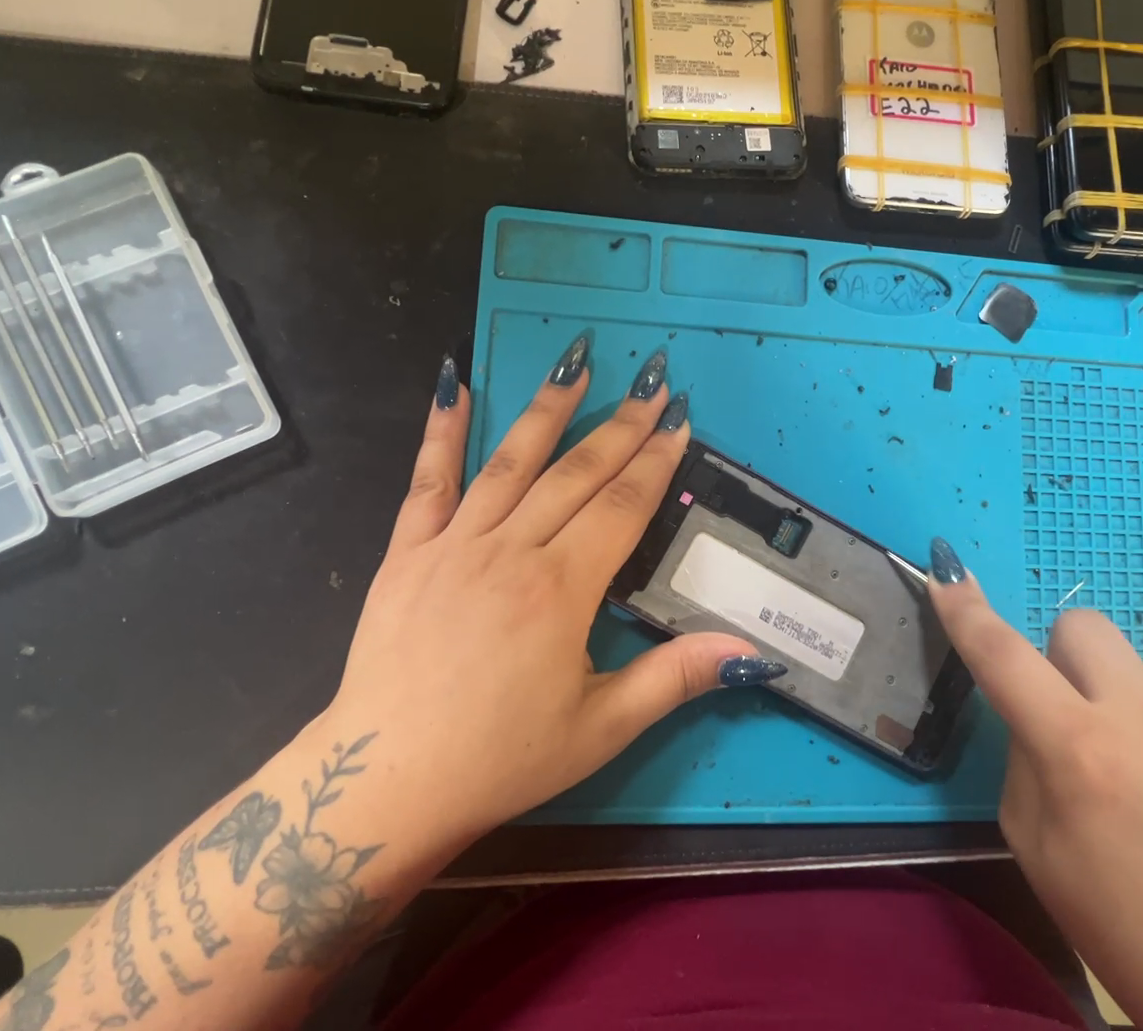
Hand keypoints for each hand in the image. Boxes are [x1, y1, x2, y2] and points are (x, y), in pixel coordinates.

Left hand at [317, 340, 775, 849]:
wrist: (388, 779)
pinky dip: (441, 431)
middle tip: (652, 383)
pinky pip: (426, 481)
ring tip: (575, 363)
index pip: (622, 507)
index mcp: (562, 590)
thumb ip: (676, 678)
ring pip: (510, 463)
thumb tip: (754, 655)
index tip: (679, 422)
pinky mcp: (406, 554)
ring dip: (548, 411)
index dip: (656, 462)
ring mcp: (453, 546)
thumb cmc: (502, 759)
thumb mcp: (602, 729)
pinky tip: (452, 385)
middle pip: (576, 475)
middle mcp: (510, 551)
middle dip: (620, 427)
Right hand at [926, 541, 1142, 1030]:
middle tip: (1075, 717)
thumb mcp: (1032, 844)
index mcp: (1077, 750)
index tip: (947, 575)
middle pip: (1084, 626)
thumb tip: (1038, 716)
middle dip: (1064, 657)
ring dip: (1132, 716)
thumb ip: (1024, 759)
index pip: (1004, 657)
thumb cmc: (1117, 924)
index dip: (967, 612)